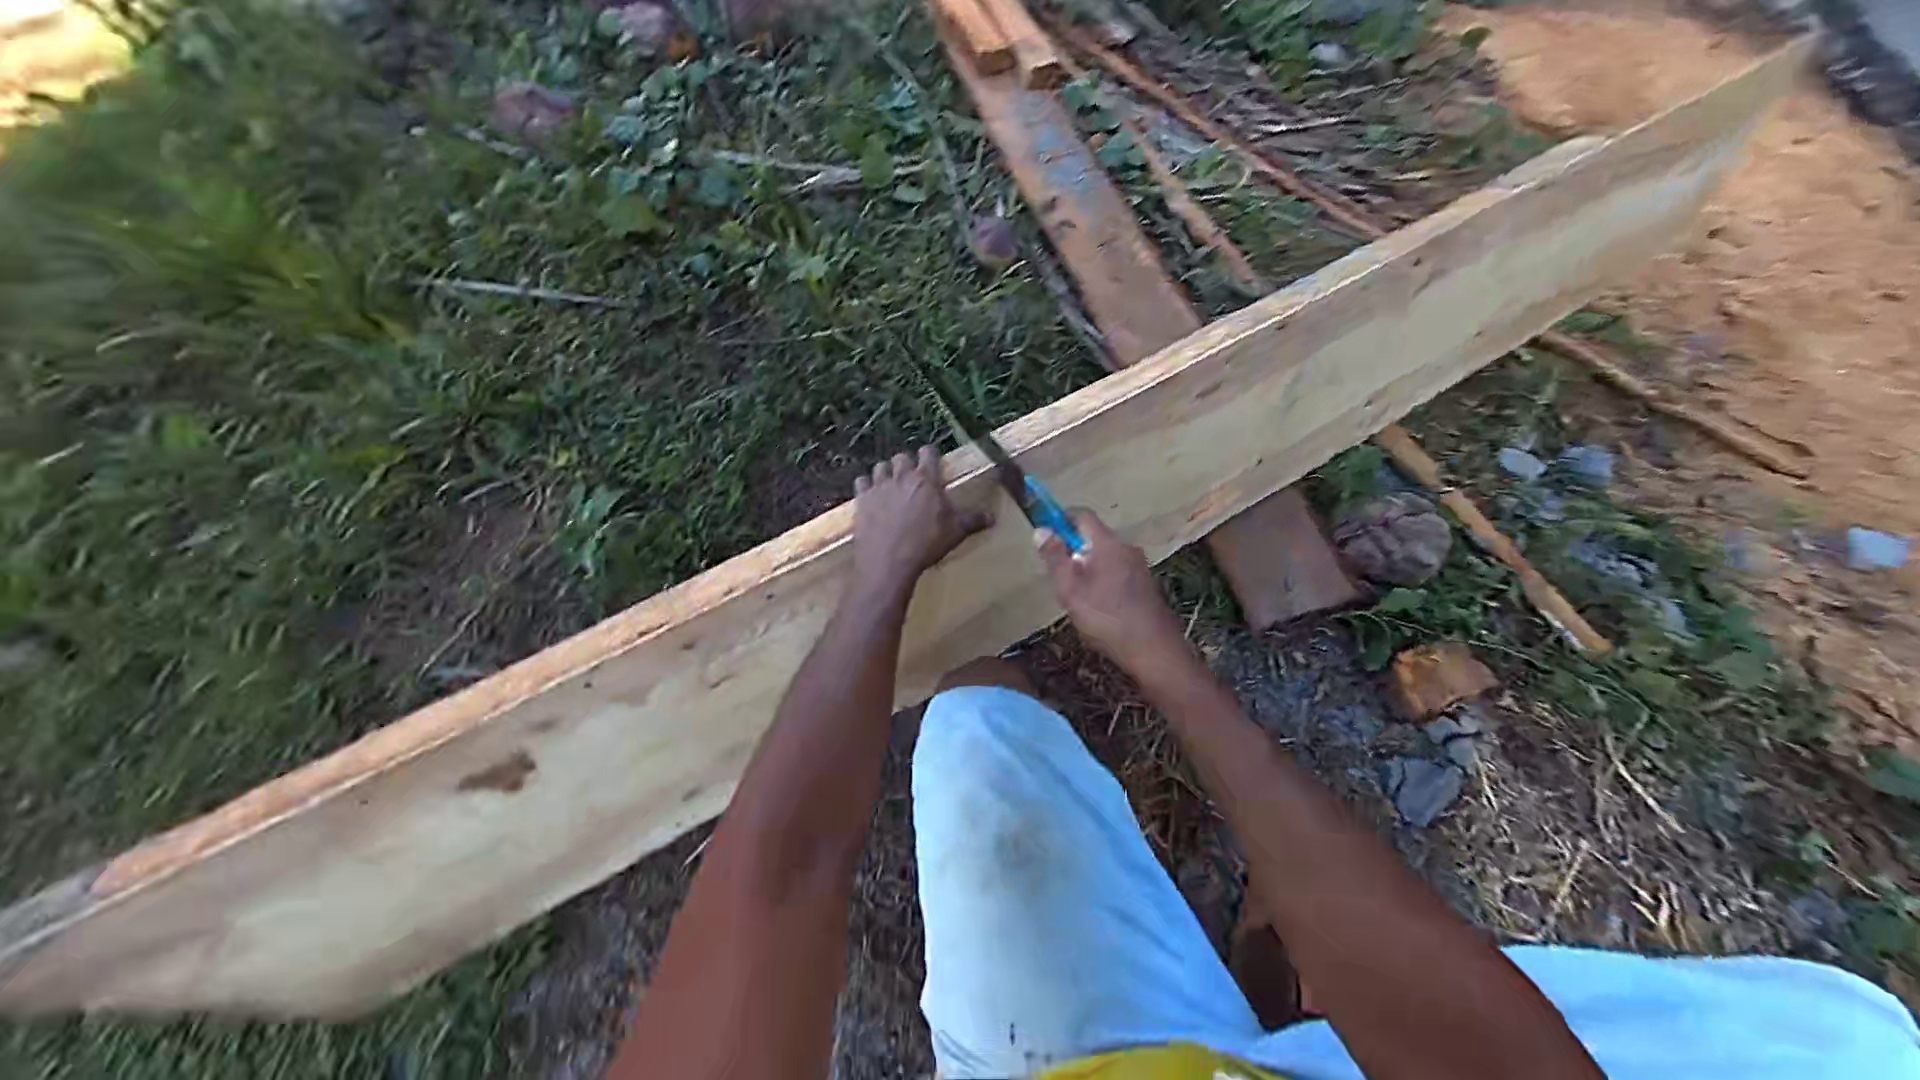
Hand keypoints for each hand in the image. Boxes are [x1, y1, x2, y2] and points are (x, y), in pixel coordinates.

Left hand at [852, 446, 991, 597]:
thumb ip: (972, 521)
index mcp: (927, 480)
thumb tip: (992, 518)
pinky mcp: (862, 500)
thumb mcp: (955, 533)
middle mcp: (902, 477)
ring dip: (886, 473)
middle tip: (912, 478)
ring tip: (892, 485)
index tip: (932, 461)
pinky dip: (866, 485)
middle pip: (901, 457)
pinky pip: (861, 482)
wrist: (889, 561)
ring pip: (880, 467)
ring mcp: (879, 487)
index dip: (930, 455)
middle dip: (907, 464)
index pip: (928, 453)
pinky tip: (871, 495)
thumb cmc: (926, 544)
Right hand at [1034, 509, 1190, 675]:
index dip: (1061, 519)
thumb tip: (1042, 530)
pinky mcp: (1146, 585)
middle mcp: (1127, 549)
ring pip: (1105, 557)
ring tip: (1077, 599)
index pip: (1082, 515)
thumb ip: (1055, 558)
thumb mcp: (1071, 590)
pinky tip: (1099, 610)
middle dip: (1072, 552)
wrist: (1154, 650)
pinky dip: (1102, 582)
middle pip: (1093, 538)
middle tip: (1059, 578)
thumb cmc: (1107, 618)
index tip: (1046, 535)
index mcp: (1108, 544)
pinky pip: (1117, 572)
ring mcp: (1140, 567)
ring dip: (1087, 570)